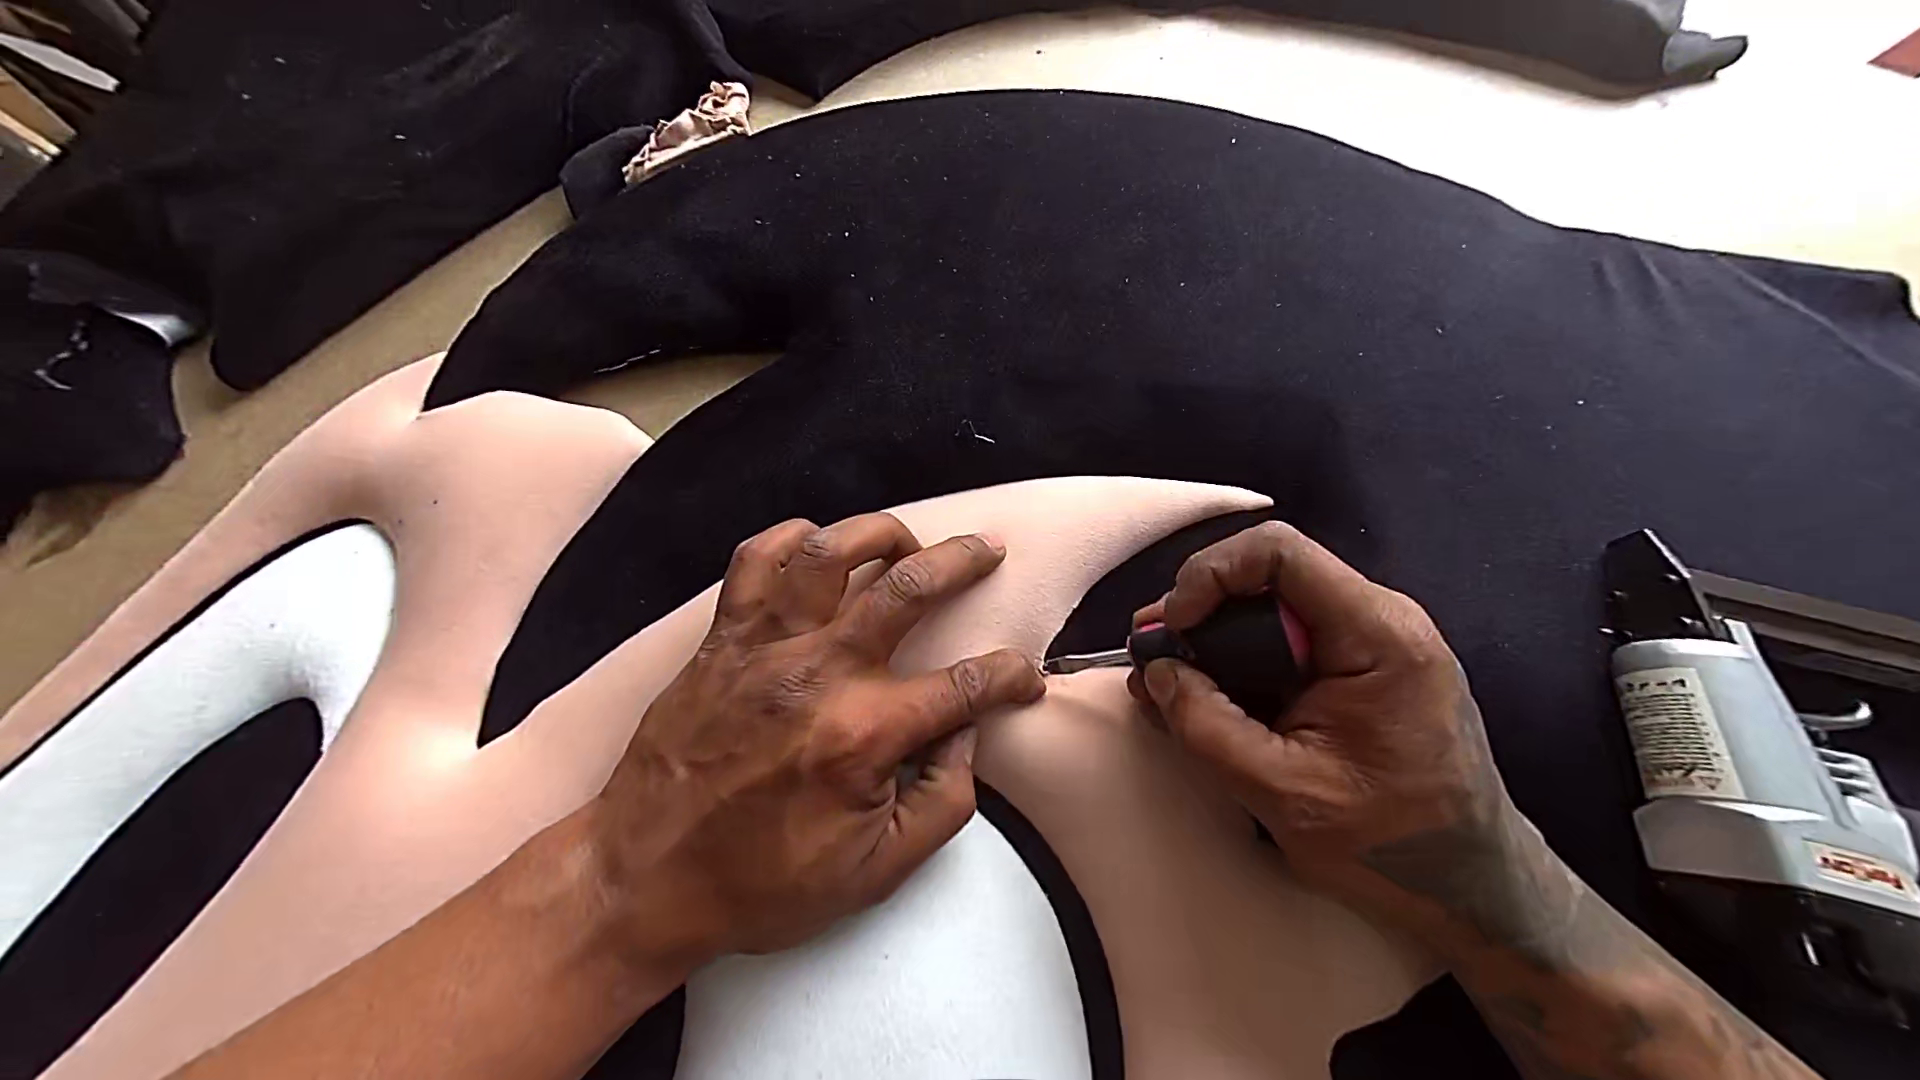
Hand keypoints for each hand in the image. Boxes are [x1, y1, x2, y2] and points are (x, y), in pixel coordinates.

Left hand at [589, 513, 1044, 964]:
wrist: (643, 878)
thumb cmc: (763, 883)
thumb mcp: (877, 872)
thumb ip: (944, 801)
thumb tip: (965, 733)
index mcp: (864, 736)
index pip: (966, 686)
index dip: (1010, 676)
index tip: (1025, 679)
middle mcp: (818, 674)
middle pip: (908, 587)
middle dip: (962, 560)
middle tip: (988, 549)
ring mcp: (764, 648)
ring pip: (827, 553)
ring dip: (878, 533)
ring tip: (905, 540)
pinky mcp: (721, 641)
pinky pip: (753, 562)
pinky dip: (790, 540)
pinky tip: (816, 547)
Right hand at [1130, 521, 1526, 938]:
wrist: (1467, 882)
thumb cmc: (1392, 843)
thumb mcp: (1285, 793)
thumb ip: (1208, 727)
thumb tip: (1157, 673)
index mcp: (1376, 634)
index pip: (1277, 552)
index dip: (1210, 573)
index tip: (1174, 626)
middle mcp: (1370, 618)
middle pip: (1260, 575)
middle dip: (1195, 611)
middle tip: (1154, 658)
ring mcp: (1358, 638)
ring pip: (1259, 605)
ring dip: (1204, 638)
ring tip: (1166, 683)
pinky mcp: (1343, 663)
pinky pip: (1272, 637)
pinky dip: (1226, 659)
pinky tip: (1198, 697)